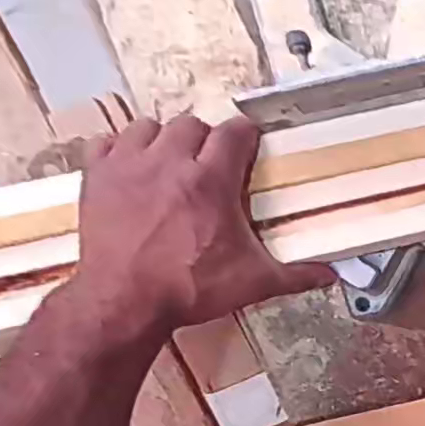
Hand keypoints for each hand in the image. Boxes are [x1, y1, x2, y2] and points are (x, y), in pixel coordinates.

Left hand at [65, 113, 334, 335]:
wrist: (125, 300)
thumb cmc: (190, 289)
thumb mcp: (252, 282)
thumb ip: (294, 275)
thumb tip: (328, 276)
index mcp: (211, 182)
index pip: (234, 133)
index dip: (246, 136)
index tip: (249, 145)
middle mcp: (170, 162)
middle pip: (192, 124)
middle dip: (205, 140)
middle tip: (211, 165)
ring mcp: (129, 165)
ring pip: (149, 126)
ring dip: (164, 140)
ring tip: (171, 165)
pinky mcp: (96, 176)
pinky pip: (107, 141)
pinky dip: (122, 149)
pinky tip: (133, 170)